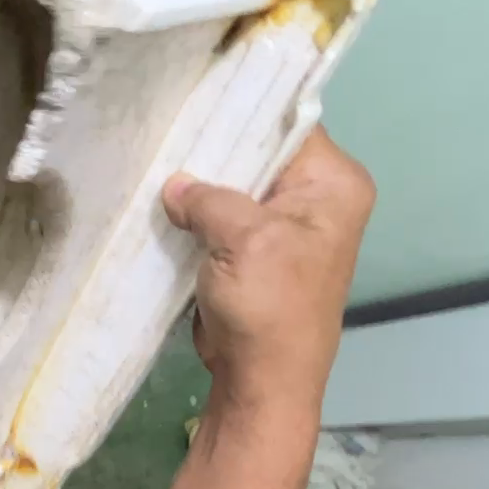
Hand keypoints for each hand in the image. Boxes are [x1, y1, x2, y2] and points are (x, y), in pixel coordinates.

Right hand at [163, 127, 374, 420]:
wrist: (260, 375)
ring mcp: (277, 234)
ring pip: (230, 199)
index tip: (194, 114)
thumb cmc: (268, 305)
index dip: (244, 119)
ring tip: (156, 182)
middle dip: (212, 162)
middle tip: (165, 148)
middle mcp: (311, 203)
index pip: (289, 129)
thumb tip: (175, 186)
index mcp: (332, 186)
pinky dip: (191, 228)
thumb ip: (210, 203)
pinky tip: (162, 220)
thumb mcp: (245, 240)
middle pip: (256, 163)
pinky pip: (216, 231)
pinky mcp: (246, 262)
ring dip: (196, 199)